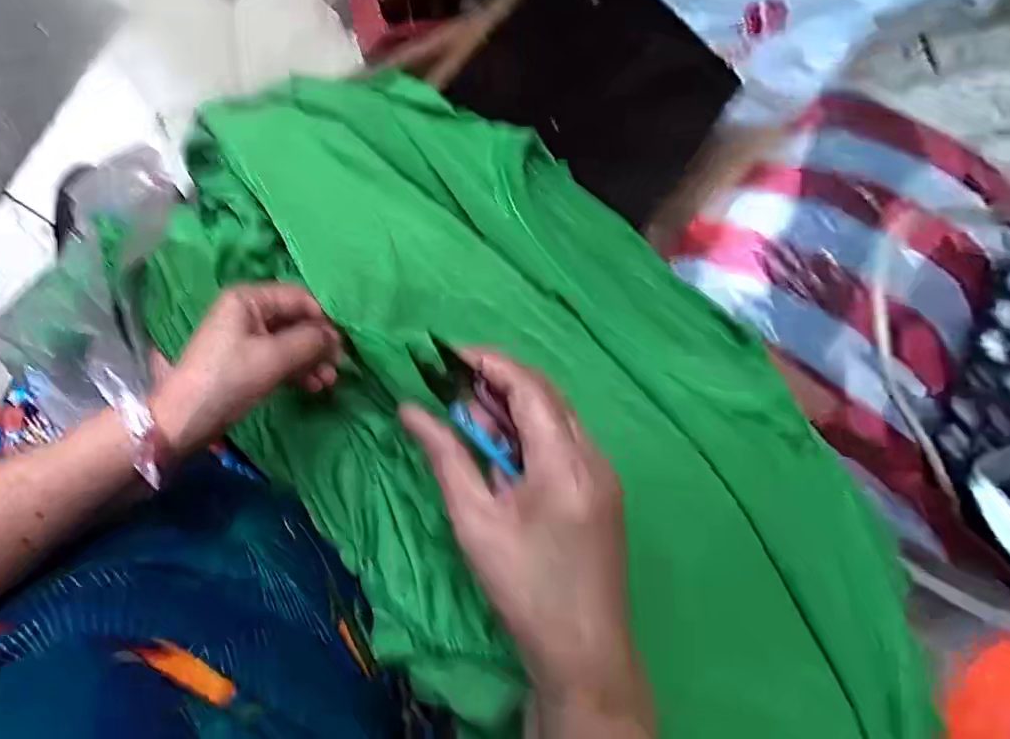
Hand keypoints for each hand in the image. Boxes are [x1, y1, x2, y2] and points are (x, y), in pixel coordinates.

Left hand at [149, 284, 340, 456]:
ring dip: (311, 359)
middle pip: (295, 318)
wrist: (185, 418)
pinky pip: (279, 356)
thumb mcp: (272, 358)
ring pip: (289, 340)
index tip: (345, 343)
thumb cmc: (228, 379)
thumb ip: (308, 341)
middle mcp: (246, 310)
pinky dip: (296, 368)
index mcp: (247, 298)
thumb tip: (336, 336)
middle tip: (338, 367)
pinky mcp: (245, 360)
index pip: (298, 296)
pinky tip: (313, 386)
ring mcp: (245, 336)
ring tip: (328, 382)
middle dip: (318, 342)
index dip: (324, 317)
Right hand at [399, 351, 649, 726]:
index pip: (528, 387)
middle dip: (496, 380)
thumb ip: (444, 452)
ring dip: (510, 406)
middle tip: (450, 387)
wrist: (583, 654)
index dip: (488, 362)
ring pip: (554, 414)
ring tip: (466, 420)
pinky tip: (497, 449)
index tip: (446, 354)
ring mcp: (601, 475)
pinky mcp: (599, 491)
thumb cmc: (522, 583)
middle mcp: (592, 459)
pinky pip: (561, 439)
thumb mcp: (473, 516)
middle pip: (545, 394)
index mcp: (565, 463)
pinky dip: (526, 430)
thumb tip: (408, 407)